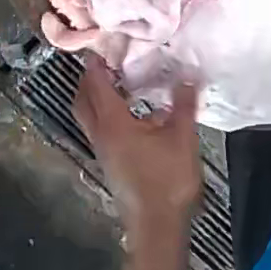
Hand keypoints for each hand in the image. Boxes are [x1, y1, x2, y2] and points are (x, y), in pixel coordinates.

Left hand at [70, 62, 202, 243]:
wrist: (157, 224)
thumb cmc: (168, 178)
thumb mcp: (182, 136)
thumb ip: (183, 104)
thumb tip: (187, 74)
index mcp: (114, 125)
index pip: (97, 87)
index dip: (97, 65)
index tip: (102, 45)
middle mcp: (101, 135)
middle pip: (83, 101)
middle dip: (89, 79)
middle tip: (106, 60)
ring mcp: (104, 151)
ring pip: (90, 116)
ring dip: (98, 96)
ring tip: (121, 80)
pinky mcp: (112, 161)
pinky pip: (101, 128)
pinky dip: (109, 112)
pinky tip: (135, 111)